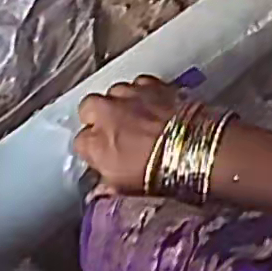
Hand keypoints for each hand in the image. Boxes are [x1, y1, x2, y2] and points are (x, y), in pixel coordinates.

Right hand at [73, 76, 179, 193]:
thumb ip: (107, 184)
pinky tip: (149, 100)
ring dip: (120, 100)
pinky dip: (142, 89)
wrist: (191, 146)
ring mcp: (131, 95)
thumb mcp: (125, 188)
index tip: (100, 151)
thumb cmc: (157, 172)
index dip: (91, 146)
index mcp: (96, 144)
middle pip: (89, 106)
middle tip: (110, 126)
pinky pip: (139, 81)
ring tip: (132, 112)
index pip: (80, 141)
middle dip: (96, 115)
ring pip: (115, 90)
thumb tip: (101, 189)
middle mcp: (108, 114)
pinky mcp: (153, 83)